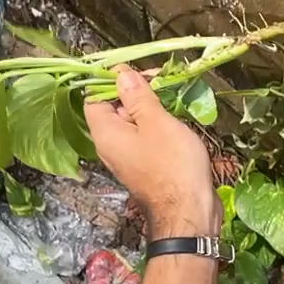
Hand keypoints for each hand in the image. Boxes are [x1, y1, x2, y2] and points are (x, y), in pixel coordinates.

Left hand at [85, 66, 219, 234]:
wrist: (189, 213)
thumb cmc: (172, 166)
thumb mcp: (156, 122)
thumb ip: (137, 96)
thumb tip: (120, 73)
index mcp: (105, 133)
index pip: (94, 96)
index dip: (111, 80)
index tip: (135, 70)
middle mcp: (111, 145)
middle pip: (114, 108)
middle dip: (136, 90)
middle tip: (161, 79)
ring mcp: (128, 157)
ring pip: (132, 122)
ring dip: (150, 106)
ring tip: (172, 95)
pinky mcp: (146, 165)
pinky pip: (145, 137)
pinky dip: (157, 124)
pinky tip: (176, 118)